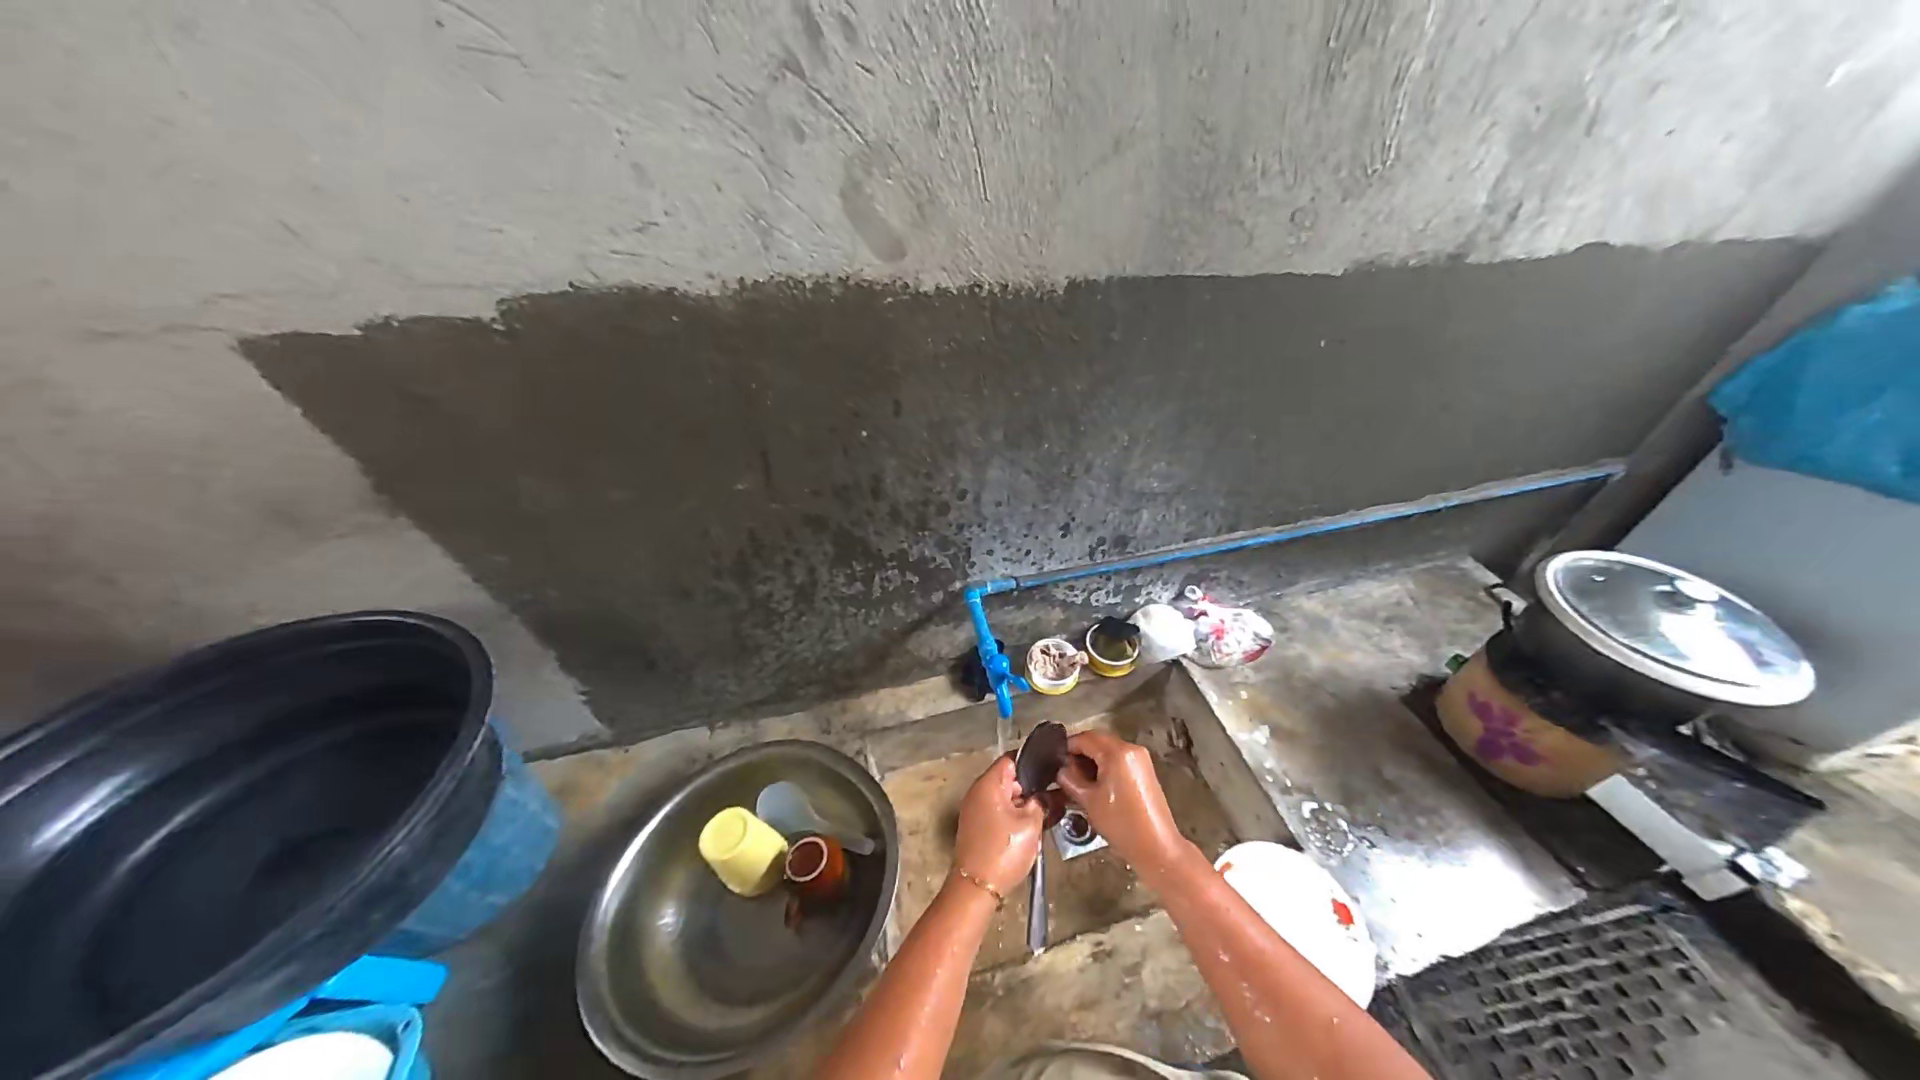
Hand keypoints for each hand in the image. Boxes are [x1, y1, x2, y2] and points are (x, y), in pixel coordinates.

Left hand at [951, 754, 1045, 895]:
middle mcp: (979, 792)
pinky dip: (1016, 815)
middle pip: (1009, 778)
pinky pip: (1001, 811)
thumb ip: (1040, 803)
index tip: (1053, 766)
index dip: (1033, 760)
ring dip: (1026, 803)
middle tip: (1057, 792)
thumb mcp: (1030, 824)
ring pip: (1007, 797)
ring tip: (1051, 809)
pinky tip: (1035, 825)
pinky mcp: (980, 827)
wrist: (977, 887)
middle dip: (1032, 785)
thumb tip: (1045, 795)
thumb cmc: (1003, 850)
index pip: (1011, 759)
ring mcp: (977, 810)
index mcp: (988, 784)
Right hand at [1056, 731, 1191, 876]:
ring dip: (1092, 759)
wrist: (1156, 847)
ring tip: (1078, 779)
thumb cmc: (1120, 823)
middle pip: (1098, 740)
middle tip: (1064, 770)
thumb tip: (1062, 768)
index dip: (1067, 746)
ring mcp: (1140, 758)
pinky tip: (1095, 783)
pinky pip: (1118, 758)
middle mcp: (1131, 748)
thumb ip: (1069, 778)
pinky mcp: (1144, 770)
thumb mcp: (1088, 800)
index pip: (1085, 738)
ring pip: (1108, 749)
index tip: (1054, 759)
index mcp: (1117, 752)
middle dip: (1079, 752)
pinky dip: (1105, 765)